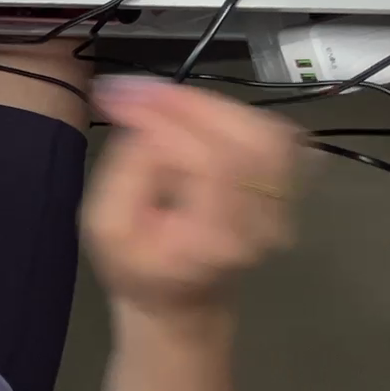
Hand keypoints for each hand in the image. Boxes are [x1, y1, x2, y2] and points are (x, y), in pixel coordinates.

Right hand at [84, 78, 301, 325]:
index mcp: (217, 235)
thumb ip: (127, 173)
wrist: (181, 302)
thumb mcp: (105, 226)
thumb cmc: (133, 266)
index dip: (162, 118)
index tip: (113, 97)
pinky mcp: (285, 192)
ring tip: (160, 97)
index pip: (210, 160)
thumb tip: (145, 124)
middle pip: (251, 138)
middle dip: (189, 101)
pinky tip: (193, 114)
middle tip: (135, 89)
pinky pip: (277, 138)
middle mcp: (265, 219)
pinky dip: (234, 114)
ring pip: (269, 131)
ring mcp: (284, 206)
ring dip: (211, 104)